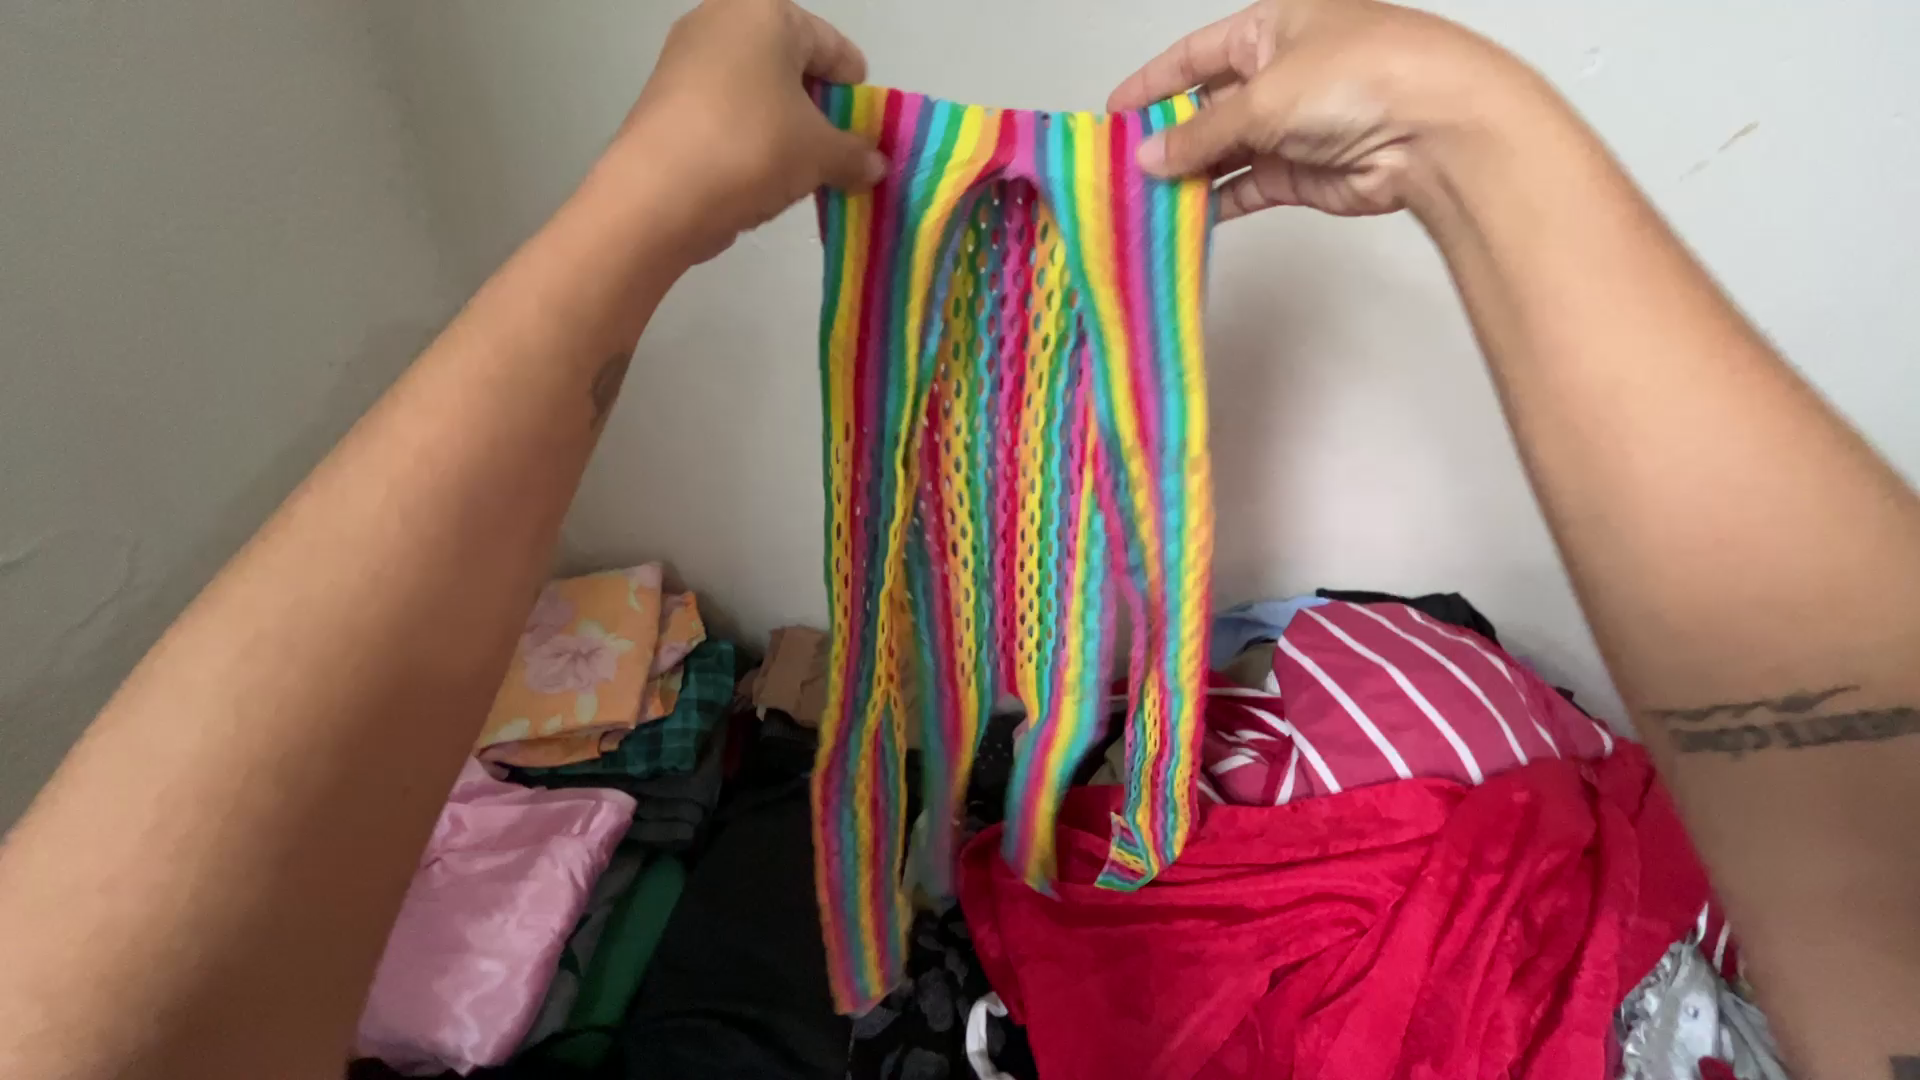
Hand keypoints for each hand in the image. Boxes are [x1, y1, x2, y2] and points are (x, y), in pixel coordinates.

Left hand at [614, 0, 886, 260]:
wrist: (661, 193)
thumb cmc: (753, 149)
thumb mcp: (821, 153)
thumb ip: (855, 154)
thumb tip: (875, 163)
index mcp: (766, 13)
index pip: (830, 43)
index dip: (855, 84)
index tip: (869, 117)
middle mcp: (722, 21)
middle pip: (790, 65)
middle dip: (820, 108)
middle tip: (842, 150)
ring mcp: (688, 60)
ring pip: (757, 91)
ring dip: (787, 128)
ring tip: (808, 170)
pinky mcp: (669, 102)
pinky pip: (729, 114)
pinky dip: (754, 139)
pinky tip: (767, 176)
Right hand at [1109, 0, 1538, 218]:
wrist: (1433, 131)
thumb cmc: (1359, 78)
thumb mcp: (1264, 96)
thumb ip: (1199, 133)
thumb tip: (1147, 158)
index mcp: (1272, 27)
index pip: (1196, 55)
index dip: (1152, 83)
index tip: (1113, 113)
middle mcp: (1277, 74)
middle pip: (1205, 109)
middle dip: (1165, 137)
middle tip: (1121, 168)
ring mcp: (1286, 127)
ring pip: (1220, 154)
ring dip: (1186, 177)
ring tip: (1142, 200)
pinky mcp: (1294, 174)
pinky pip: (1240, 189)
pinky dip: (1212, 203)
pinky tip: (1181, 218)